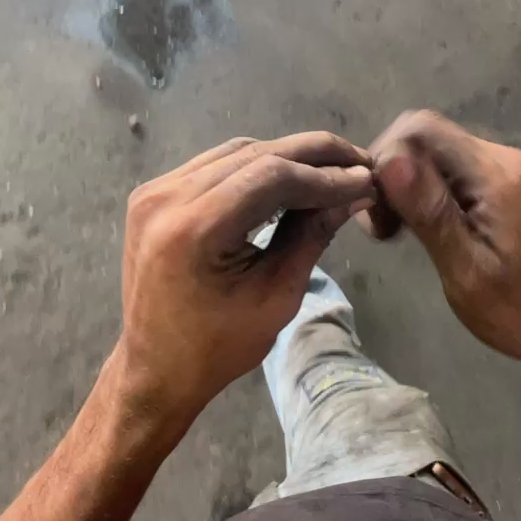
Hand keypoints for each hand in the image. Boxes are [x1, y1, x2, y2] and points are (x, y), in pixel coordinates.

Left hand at [115, 132, 374, 422]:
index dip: (324, 175)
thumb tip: (356, 191)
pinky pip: (215, 164)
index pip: (271, 177)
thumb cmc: (217, 348)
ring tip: (332, 167)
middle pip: (254, 154)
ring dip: (287, 156)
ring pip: (236, 152)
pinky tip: (290, 175)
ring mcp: (155, 190)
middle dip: (313, 155)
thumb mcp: (276, 296)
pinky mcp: (154, 192)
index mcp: (193, 229)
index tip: (367, 179)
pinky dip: (256, 165)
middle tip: (360, 161)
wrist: (153, 368)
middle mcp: (167, 196)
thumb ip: (312, 235)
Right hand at [360, 110, 520, 377]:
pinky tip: (427, 229)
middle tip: (381, 227)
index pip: (419, 128)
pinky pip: (458, 170)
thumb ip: (429, 210)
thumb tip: (390, 159)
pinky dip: (431, 191)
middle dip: (392, 171)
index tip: (373, 208)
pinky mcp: (512, 188)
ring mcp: (511, 171)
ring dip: (409, 184)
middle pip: (428, 137)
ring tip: (399, 233)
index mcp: (493, 174)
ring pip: (440, 153)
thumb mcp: (466, 270)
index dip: (384, 156)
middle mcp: (503, 158)